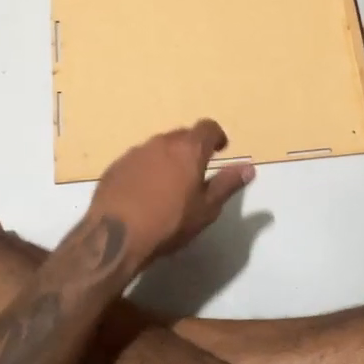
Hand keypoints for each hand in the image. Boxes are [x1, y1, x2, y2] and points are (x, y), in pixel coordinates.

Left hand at [89, 120, 254, 265]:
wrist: (115, 236)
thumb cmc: (169, 223)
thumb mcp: (206, 209)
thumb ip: (228, 184)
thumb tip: (248, 168)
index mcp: (188, 149)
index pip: (208, 127)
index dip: (217, 136)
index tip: (220, 150)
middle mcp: (161, 143)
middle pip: (182, 135)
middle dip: (192, 148)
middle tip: (197, 171)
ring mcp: (135, 153)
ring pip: (158, 147)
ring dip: (167, 158)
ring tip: (169, 184)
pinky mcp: (115, 166)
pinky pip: (137, 160)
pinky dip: (146, 169)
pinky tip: (144, 193)